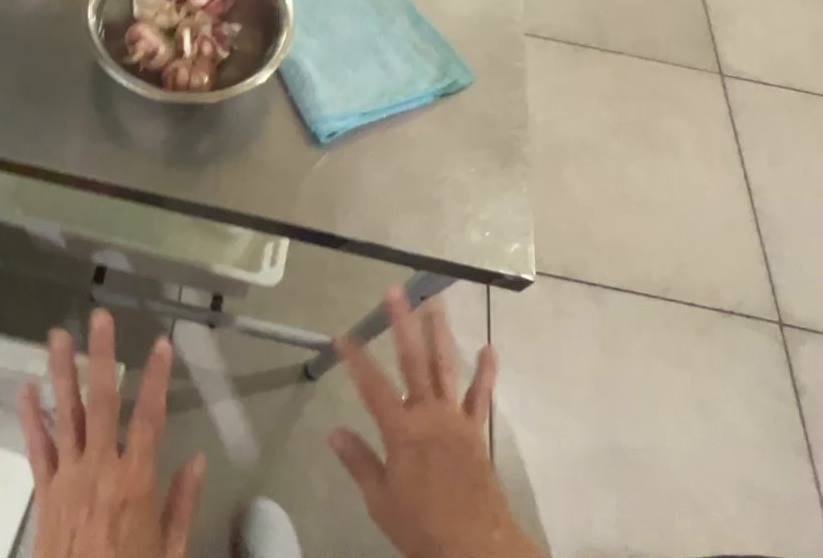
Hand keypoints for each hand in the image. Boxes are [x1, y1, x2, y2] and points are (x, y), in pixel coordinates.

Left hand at [17, 310, 205, 557]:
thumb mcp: (171, 552)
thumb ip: (182, 505)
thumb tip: (198, 460)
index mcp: (136, 482)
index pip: (150, 418)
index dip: (157, 378)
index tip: (163, 343)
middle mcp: (100, 470)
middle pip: (101, 403)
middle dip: (101, 357)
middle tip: (101, 319)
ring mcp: (67, 479)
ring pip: (65, 416)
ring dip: (61, 373)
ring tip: (57, 335)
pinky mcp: (45, 494)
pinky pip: (37, 450)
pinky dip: (31, 417)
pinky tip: (26, 388)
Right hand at [330, 287, 542, 557]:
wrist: (478, 546)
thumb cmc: (422, 526)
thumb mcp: (381, 500)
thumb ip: (359, 462)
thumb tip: (333, 432)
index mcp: (401, 431)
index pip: (371, 385)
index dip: (355, 358)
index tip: (342, 333)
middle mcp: (429, 414)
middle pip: (412, 360)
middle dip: (401, 324)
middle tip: (396, 291)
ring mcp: (456, 419)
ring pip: (445, 366)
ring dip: (439, 332)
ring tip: (436, 302)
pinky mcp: (476, 430)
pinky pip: (480, 395)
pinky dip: (485, 371)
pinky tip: (489, 348)